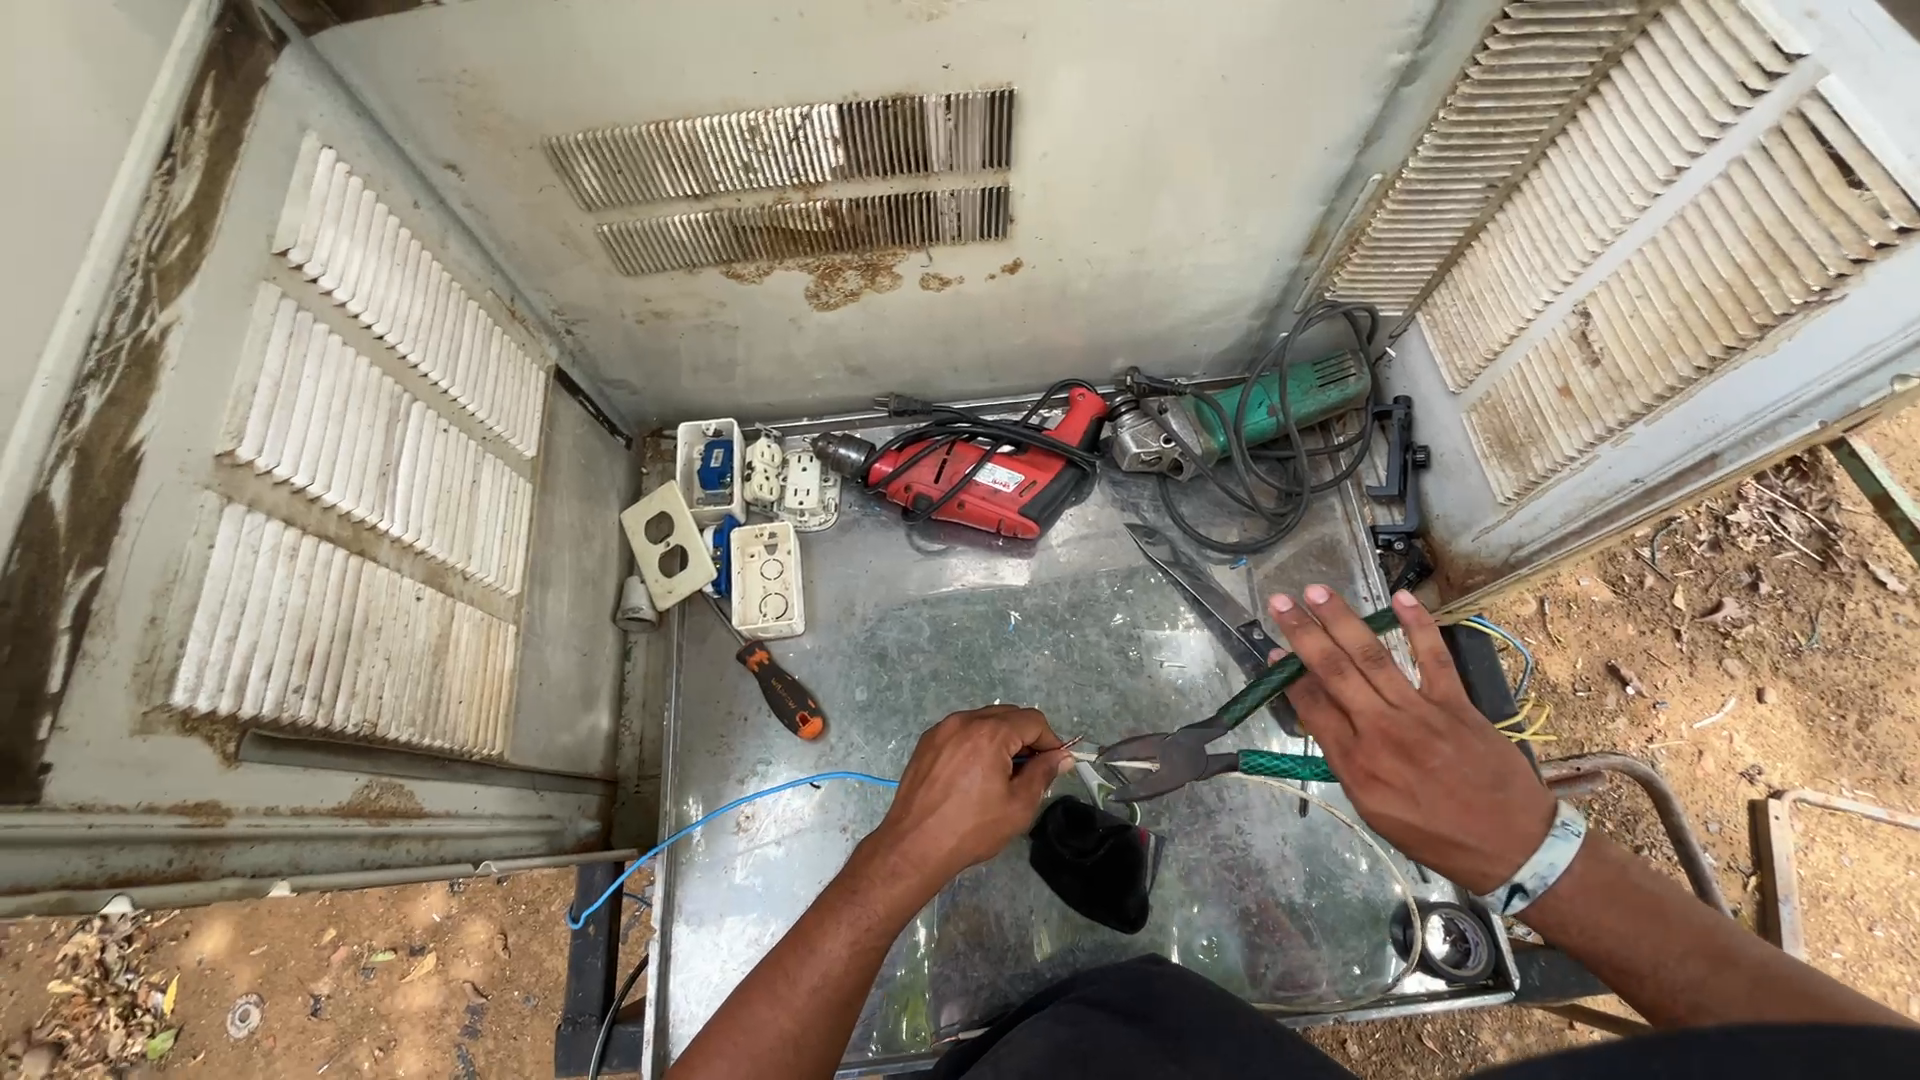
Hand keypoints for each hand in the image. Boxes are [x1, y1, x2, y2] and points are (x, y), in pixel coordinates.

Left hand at [865, 705, 1074, 894]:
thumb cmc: (971, 828)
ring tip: (1004, 773)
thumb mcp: (1018, 805)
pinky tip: (976, 772)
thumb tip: (1061, 756)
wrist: (915, 845)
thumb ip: (1043, 773)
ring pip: (983, 720)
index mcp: (989, 732)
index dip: (1050, 740)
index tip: (1054, 764)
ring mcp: (941, 729)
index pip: (1033, 720)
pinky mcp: (927, 742)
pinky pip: (962, 730)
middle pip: (1008, 715)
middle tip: (1032, 770)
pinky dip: (977, 742)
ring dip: (1001, 738)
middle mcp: (964, 721)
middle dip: (1026, 737)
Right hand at [1267, 586, 1554, 893]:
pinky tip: (1401, 597)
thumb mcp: (1373, 810)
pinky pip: (1434, 658)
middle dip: (1303, 633)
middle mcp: (1382, 732)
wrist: (1512, 847)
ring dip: (1343, 619)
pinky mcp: (1457, 704)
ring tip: (1317, 592)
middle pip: (1334, 672)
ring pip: (1373, 656)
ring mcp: (1421, 714)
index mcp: (1356, 763)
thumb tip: (1324, 719)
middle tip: (1280, 602)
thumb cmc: (1434, 835)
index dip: (1287, 675)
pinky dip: (1417, 625)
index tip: (1272, 650)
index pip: (1312, 706)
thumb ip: (1346, 761)